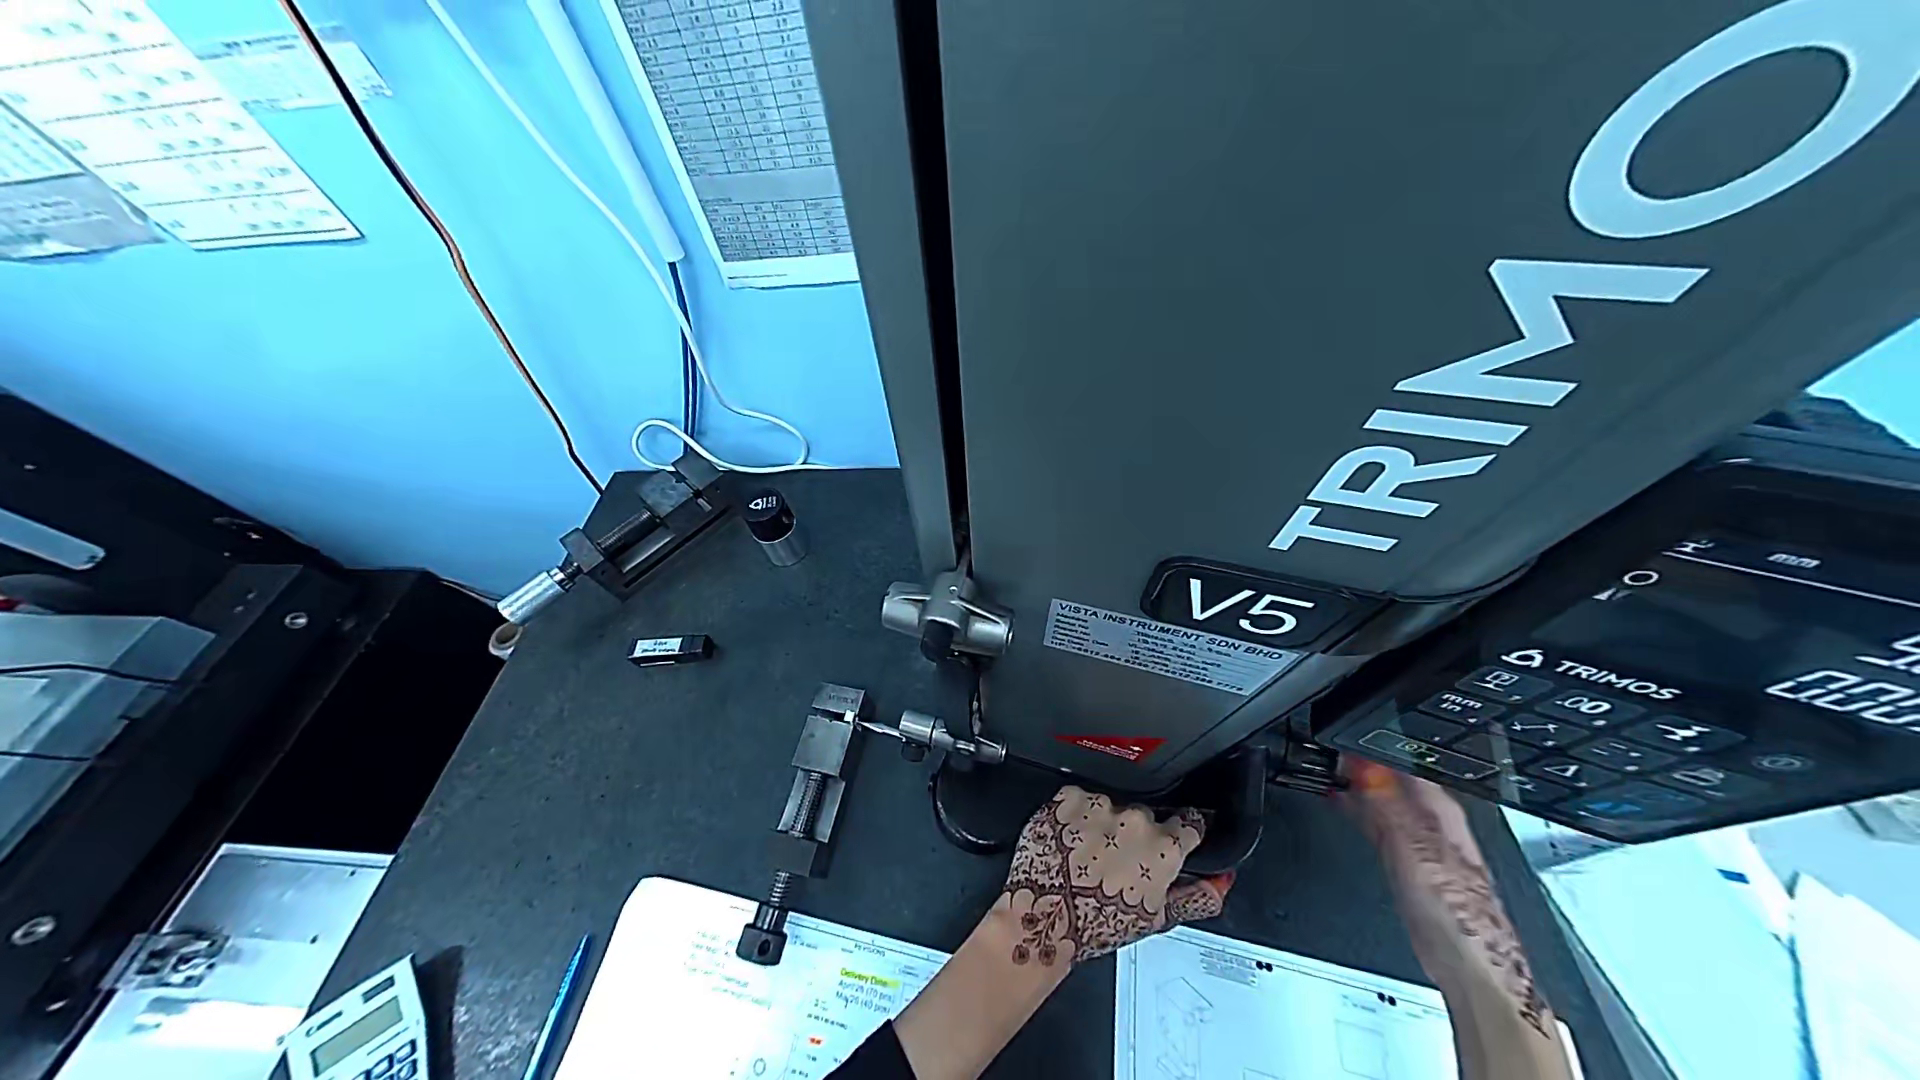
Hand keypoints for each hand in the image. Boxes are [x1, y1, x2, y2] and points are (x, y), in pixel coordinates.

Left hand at [997, 785, 1234, 967]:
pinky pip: (1080, 799)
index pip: (1190, 822)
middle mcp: (1136, 819)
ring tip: (1087, 855)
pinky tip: (1069, 841)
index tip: (1174, 838)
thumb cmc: (1095, 923)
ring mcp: (1101, 804)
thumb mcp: (1157, 918)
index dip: (1182, 832)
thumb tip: (1220, 883)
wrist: (1043, 914)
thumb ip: (1197, 896)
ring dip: (1104, 824)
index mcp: (1164, 847)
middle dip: (1136, 835)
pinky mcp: (1069, 796)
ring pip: (1111, 807)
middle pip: (1146, 817)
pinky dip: (1076, 815)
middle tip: (1117, 862)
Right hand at [1344, 761, 1552, 1040]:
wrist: (1468, 967)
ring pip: (1382, 800)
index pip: (1402, 763)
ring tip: (1327, 772)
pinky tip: (1342, 805)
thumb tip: (1362, 766)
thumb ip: (1386, 805)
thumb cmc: (1458, 916)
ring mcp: (1419, 843)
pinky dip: (1357, 810)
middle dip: (1360, 765)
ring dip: (1356, 786)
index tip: (1340, 740)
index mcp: (1440, 812)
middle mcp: (1432, 823)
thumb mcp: (1413, 849)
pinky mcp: (1407, 863)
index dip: (1370, 748)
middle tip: (1328, 753)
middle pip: (1391, 780)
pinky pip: (1377, 823)